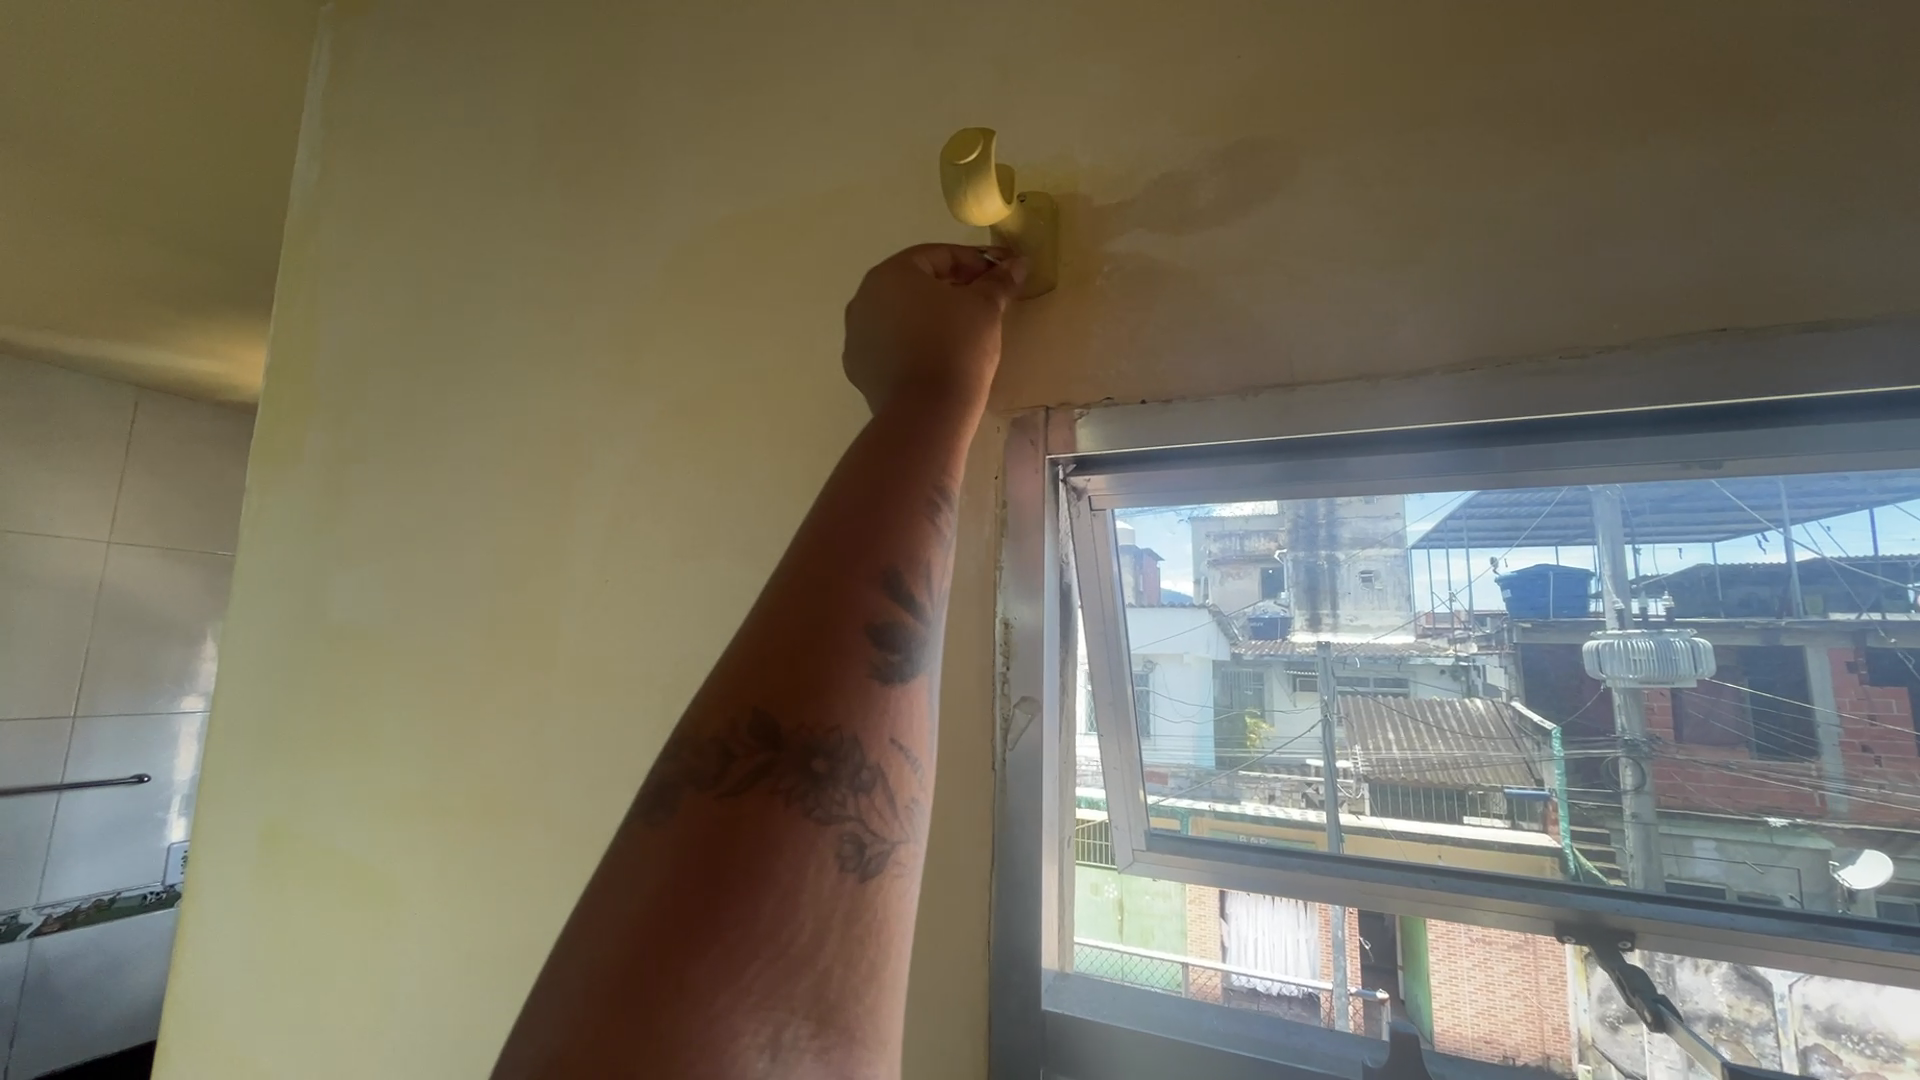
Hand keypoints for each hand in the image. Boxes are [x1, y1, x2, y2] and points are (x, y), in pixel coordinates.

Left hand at [842, 243, 1025, 413]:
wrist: (927, 413)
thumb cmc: (957, 347)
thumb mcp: (985, 308)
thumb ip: (998, 281)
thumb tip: (1017, 263)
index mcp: (890, 273)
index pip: (938, 256)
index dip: (974, 262)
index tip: (1000, 277)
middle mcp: (864, 298)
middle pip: (914, 284)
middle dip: (950, 288)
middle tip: (982, 302)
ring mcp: (856, 336)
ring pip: (900, 316)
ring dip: (929, 317)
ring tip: (960, 333)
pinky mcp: (859, 370)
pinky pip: (890, 347)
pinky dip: (912, 345)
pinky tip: (935, 359)